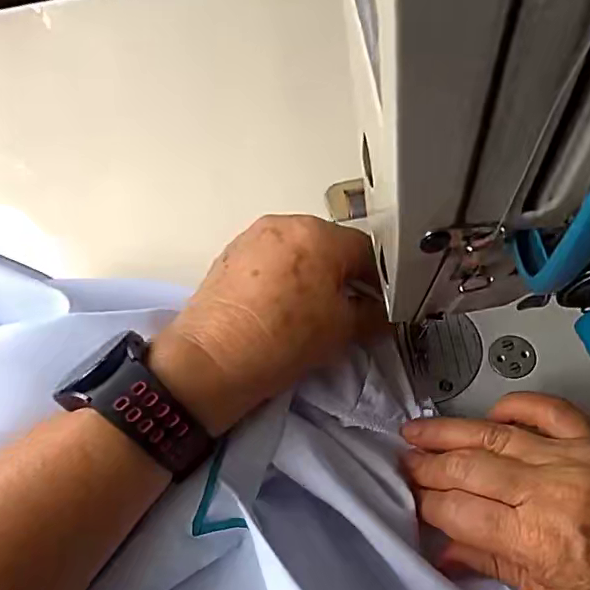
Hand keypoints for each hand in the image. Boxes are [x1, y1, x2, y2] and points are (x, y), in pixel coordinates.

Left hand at [151, 215, 384, 433]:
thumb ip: (370, 315)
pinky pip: (266, 265)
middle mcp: (283, 225)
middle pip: (328, 248)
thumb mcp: (340, 333)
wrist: (212, 363)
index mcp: (318, 234)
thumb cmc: (278, 343)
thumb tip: (378, 313)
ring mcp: (251, 240)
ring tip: (304, 317)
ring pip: (295, 255)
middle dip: (339, 278)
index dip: (377, 282)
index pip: (366, 252)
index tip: (376, 306)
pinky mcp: (227, 259)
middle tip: (341, 313)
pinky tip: (276, 313)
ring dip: (307, 279)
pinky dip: (278, 283)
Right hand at [400, 392, 589, 589]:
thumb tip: (449, 551)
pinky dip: (512, 407)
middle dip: (424, 466)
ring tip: (417, 433)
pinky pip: (545, 411)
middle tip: (401, 467)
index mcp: (540, 539)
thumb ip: (494, 563)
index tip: (409, 505)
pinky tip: (489, 414)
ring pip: (493, 434)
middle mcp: (555, 491)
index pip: (455, 510)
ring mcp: (579, 459)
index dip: (423, 506)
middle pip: (465, 467)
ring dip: (447, 432)